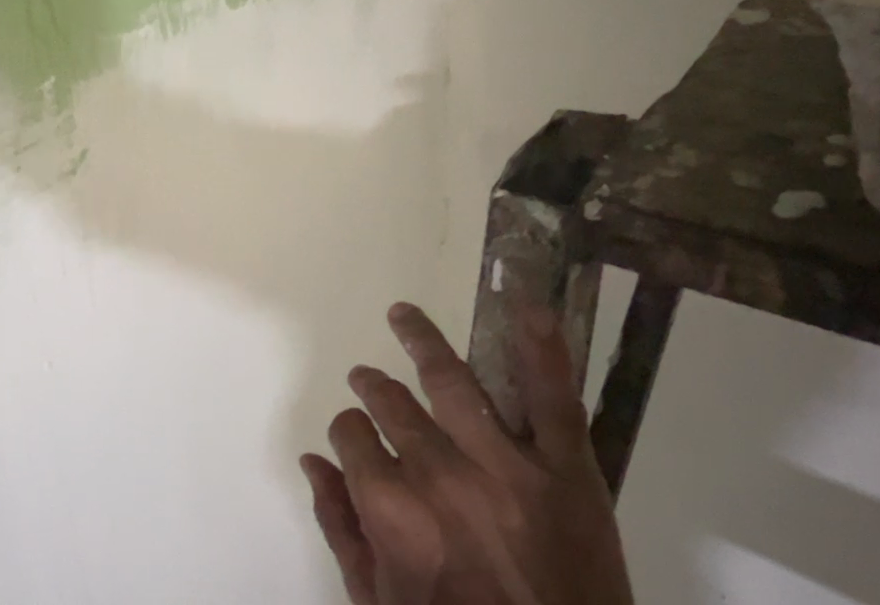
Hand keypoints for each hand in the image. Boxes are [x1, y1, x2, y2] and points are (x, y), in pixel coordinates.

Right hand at [300, 304, 633, 604]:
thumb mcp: (377, 599)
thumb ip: (339, 526)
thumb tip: (312, 460)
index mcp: (390, 508)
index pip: (350, 435)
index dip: (347, 431)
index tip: (354, 436)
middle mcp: (439, 475)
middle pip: (391, 403)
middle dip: (372, 386)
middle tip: (368, 378)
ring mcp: (507, 468)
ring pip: (453, 383)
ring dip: (421, 340)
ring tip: (403, 316)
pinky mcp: (568, 472)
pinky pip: (554, 399)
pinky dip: (543, 348)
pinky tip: (527, 304)